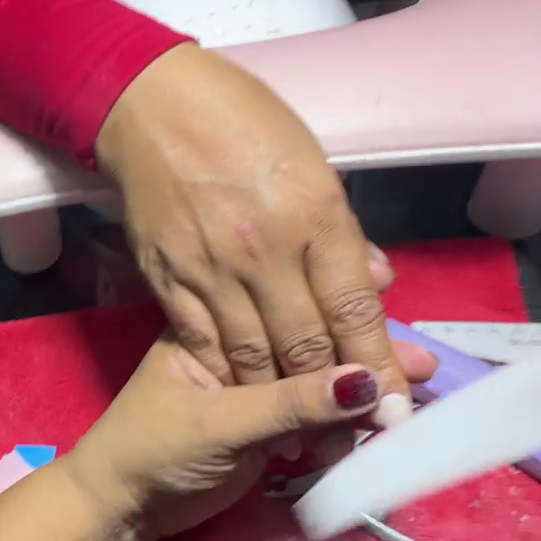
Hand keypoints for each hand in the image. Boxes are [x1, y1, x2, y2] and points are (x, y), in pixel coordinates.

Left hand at [66, 333, 439, 540]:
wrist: (123, 506)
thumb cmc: (151, 450)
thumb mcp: (218, 423)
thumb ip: (287, 404)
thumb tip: (367, 382)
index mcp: (212, 326)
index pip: (281, 300)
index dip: (334, 298)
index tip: (387, 294)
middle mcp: (238, 348)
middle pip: (310, 341)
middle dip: (362, 353)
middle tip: (416, 367)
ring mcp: (254, 389)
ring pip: (318, 382)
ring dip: (360, 394)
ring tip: (407, 400)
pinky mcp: (266, 426)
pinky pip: (315, 419)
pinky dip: (344, 426)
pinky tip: (376, 428)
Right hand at [96, 45, 406, 416]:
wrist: (146, 109)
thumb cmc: (237, 120)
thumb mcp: (309, 162)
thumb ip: (339, 231)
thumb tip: (370, 283)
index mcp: (314, 213)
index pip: (354, 307)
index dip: (377, 363)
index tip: (394, 403)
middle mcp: (265, 250)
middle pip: (307, 340)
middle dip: (339, 393)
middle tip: (360, 432)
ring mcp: (209, 269)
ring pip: (252, 352)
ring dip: (281, 397)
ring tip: (306, 431)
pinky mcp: (165, 279)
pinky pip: (200, 340)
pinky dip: (225, 373)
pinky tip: (243, 393)